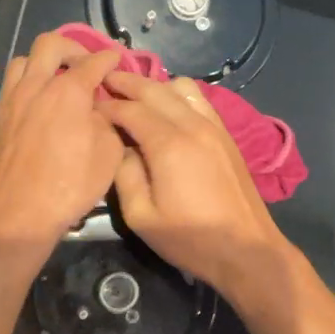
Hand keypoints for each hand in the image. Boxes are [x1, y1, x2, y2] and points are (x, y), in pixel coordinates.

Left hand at [0, 32, 123, 250]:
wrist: (19, 214)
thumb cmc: (70, 186)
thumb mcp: (109, 156)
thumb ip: (108, 122)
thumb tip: (99, 111)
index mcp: (68, 92)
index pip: (94, 62)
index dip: (109, 58)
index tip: (117, 59)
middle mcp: (36, 87)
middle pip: (50, 44)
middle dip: (72, 47)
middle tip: (85, 64)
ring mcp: (11, 101)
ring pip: (24, 61)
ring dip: (43, 63)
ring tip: (57, 81)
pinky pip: (12, 87)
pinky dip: (29, 85)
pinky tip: (40, 106)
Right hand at [96, 71, 294, 296]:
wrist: (247, 250)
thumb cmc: (190, 239)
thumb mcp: (141, 217)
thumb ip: (124, 175)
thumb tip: (119, 147)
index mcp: (168, 144)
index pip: (129, 109)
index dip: (105, 106)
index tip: (87, 109)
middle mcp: (192, 125)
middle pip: (154, 89)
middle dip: (125, 83)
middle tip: (103, 83)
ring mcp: (214, 127)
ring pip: (180, 87)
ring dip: (154, 85)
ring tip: (134, 96)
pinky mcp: (226, 135)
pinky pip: (199, 100)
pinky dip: (177, 94)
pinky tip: (166, 108)